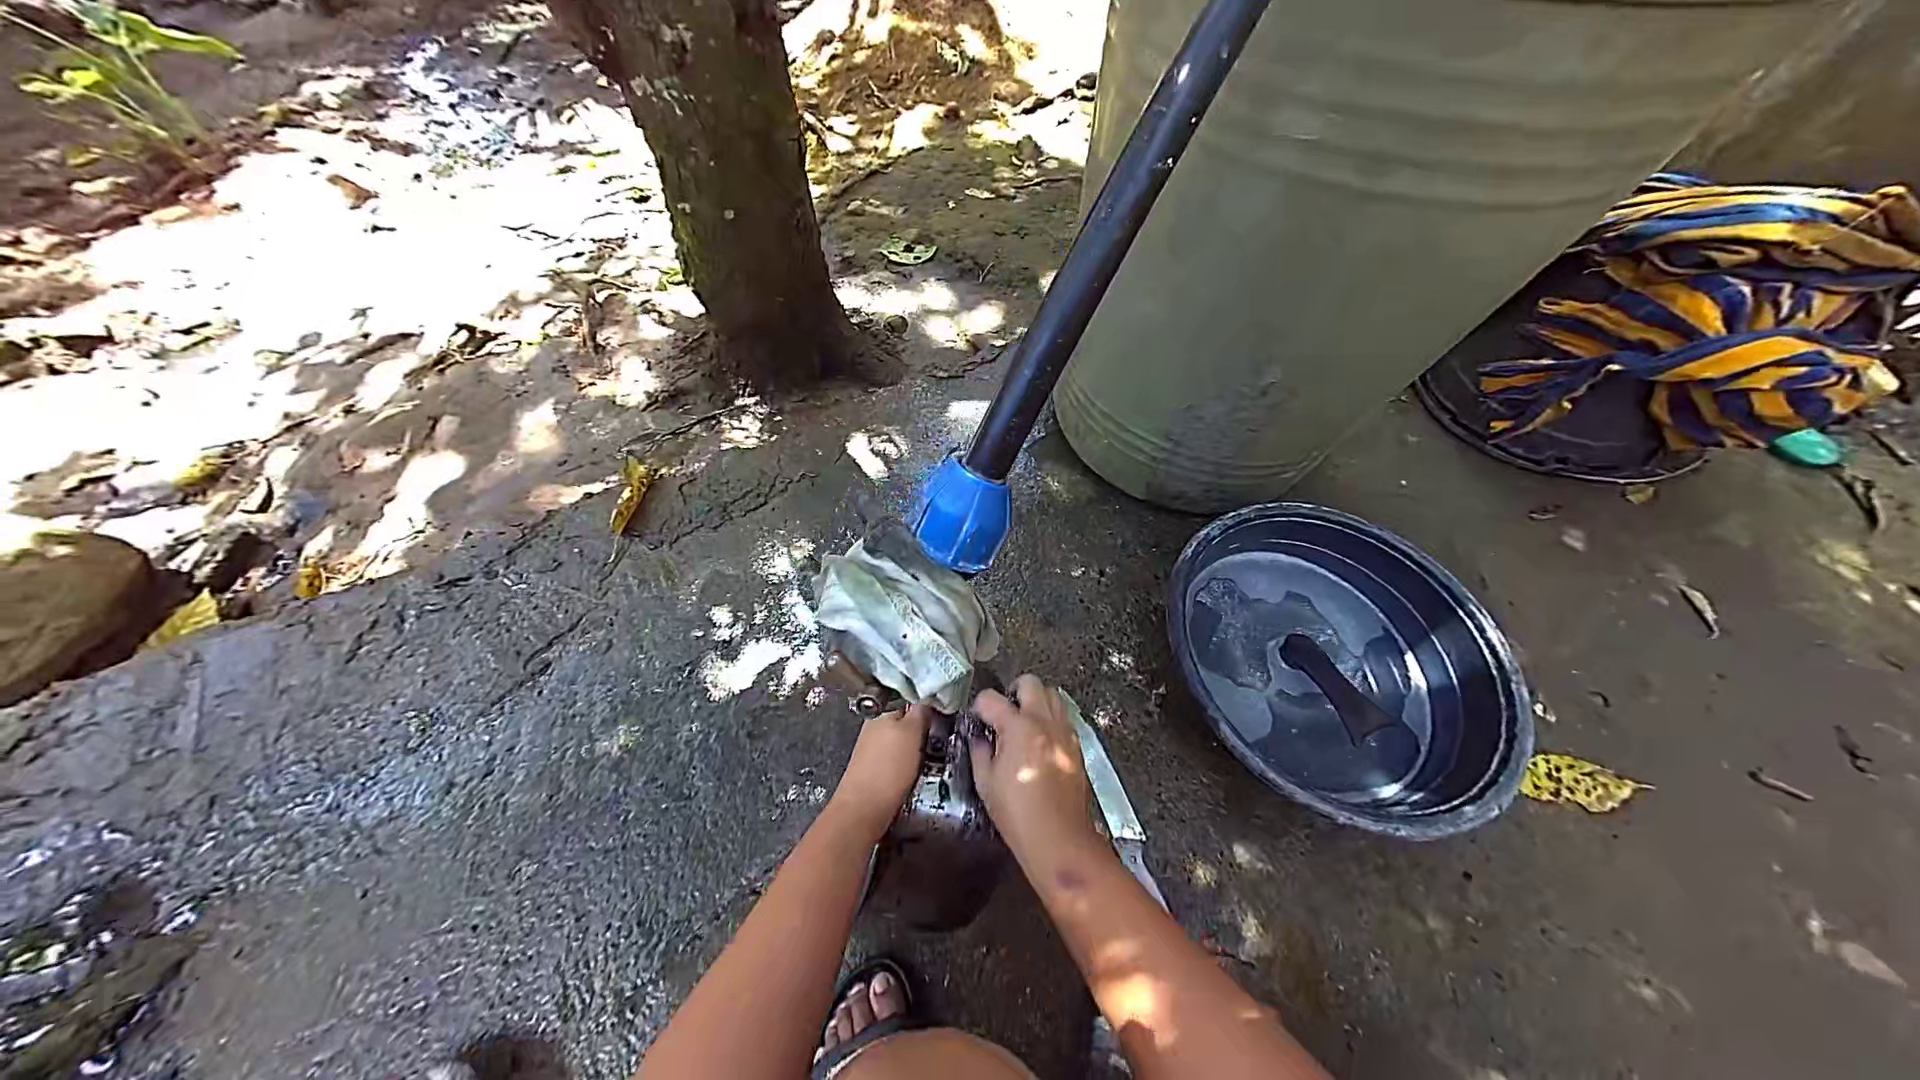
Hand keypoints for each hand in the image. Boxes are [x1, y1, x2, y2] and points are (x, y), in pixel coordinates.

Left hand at [829, 705, 930, 837]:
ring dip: (918, 744)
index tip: (945, 709)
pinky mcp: (876, 768)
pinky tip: (918, 768)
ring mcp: (873, 748)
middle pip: (906, 719)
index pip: (909, 697)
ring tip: (934, 751)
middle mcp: (875, 726)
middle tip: (943, 732)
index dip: (928, 701)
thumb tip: (927, 698)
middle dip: (924, 725)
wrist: (865, 809)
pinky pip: (898, 757)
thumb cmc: (890, 768)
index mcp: (882, 711)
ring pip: (903, 739)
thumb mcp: (912, 732)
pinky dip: (910, 761)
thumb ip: (920, 712)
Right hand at [969, 675, 1102, 868]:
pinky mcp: (1077, 746)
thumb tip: (981, 739)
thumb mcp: (985, 782)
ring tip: (1023, 722)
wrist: (1059, 839)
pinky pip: (1064, 718)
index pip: (991, 698)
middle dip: (1012, 691)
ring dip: (1035, 701)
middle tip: (1003, 710)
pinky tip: (1040, 740)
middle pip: (1029, 683)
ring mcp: (1065, 733)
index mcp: (1018, 727)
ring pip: (1052, 695)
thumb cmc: (1019, 814)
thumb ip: (980, 751)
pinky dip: (1051, 719)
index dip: (980, 707)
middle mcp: (1045, 722)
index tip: (978, 717)